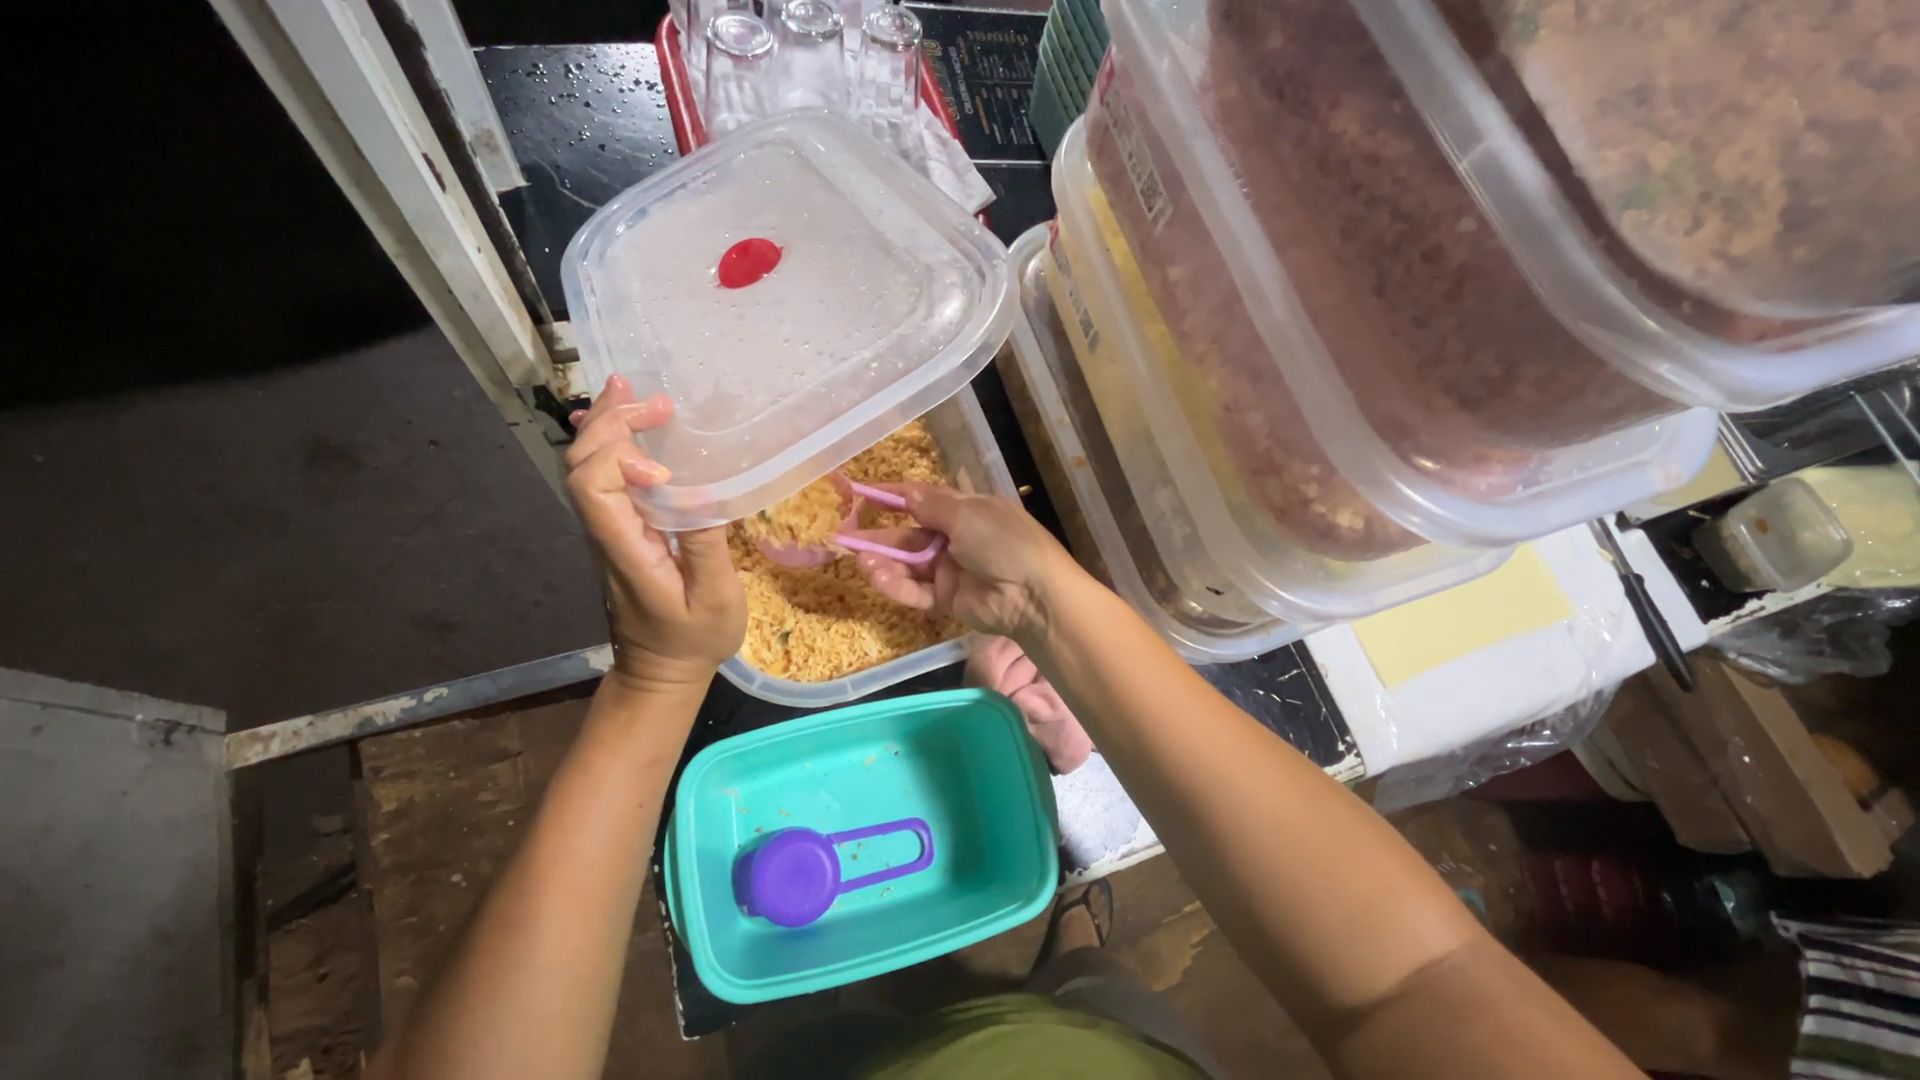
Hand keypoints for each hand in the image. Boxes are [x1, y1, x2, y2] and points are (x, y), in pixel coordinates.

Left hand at [566, 376, 746, 692]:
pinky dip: (611, 444)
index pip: (593, 488)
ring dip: (606, 426)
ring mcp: (608, 531)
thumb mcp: (714, 599)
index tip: (665, 468)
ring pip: (585, 468)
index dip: (619, 460)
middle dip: (612, 425)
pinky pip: (601, 479)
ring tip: (632, 392)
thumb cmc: (692, 639)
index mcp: (625, 549)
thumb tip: (700, 490)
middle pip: (582, 466)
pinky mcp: (620, 531)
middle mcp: (605, 533)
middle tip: (655, 402)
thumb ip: (705, 545)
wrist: (660, 672)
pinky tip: (627, 425)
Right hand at [852, 483, 1084, 641]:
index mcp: (967, 509)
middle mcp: (956, 537)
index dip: (895, 496)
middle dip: (879, 537)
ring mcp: (950, 569)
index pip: (924, 499)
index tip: (862, 494)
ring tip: (861, 561)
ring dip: (884, 562)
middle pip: (910, 535)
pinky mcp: (947, 598)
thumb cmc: (1005, 543)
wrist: (1034, 595)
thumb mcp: (969, 515)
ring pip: (908, 565)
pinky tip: (878, 578)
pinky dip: (897, 586)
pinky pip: (916, 590)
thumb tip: (907, 493)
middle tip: (845, 537)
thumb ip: (933, 507)